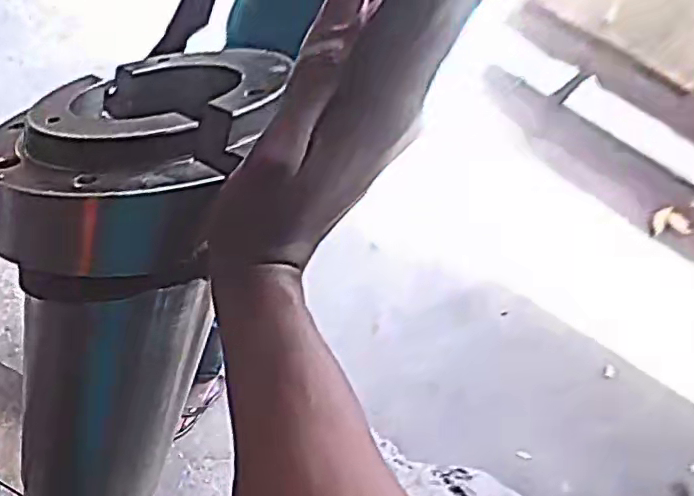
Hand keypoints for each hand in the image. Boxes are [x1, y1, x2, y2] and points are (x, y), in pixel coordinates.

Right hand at [200, 0, 478, 275]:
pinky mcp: (382, 129)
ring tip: (353, 14)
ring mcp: (397, 121)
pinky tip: (362, 22)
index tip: (356, 5)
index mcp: (377, 107)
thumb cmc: (257, 224)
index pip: (419, 10)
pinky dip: (391, 30)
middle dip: (390, 7)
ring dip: (391, 14)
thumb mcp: (273, 150)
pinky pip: (408, 59)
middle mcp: (402, 109)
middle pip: (436, 14)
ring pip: (429, 31)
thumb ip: (315, 77)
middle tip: (352, 12)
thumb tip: (350, 4)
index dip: (381, 2)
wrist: (262, 271)